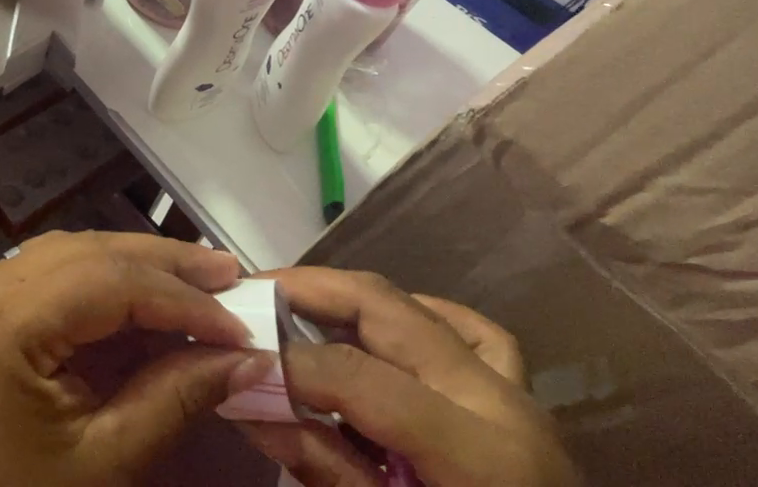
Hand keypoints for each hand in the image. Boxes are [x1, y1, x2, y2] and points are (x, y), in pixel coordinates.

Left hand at [0, 231, 273, 486]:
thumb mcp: (107, 459)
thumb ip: (176, 397)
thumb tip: (249, 358)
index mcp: (3, 320)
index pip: (109, 280)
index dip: (182, 298)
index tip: (243, 323)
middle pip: (88, 252)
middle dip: (163, 263)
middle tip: (230, 275)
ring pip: (70, 254)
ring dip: (136, 266)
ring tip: (201, 281)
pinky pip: (50, 276)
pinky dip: (103, 284)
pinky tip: (146, 299)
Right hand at [239, 267, 581, 486]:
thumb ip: (322, 468)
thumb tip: (244, 402)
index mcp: (480, 455)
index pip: (356, 375)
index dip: (287, 362)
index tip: (233, 361)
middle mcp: (500, 404)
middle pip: (383, 307)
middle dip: (303, 290)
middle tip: (244, 294)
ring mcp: (519, 396)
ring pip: (418, 306)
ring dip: (346, 298)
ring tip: (292, 309)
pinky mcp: (524, 403)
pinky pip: (468, 333)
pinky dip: (411, 317)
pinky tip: (376, 333)